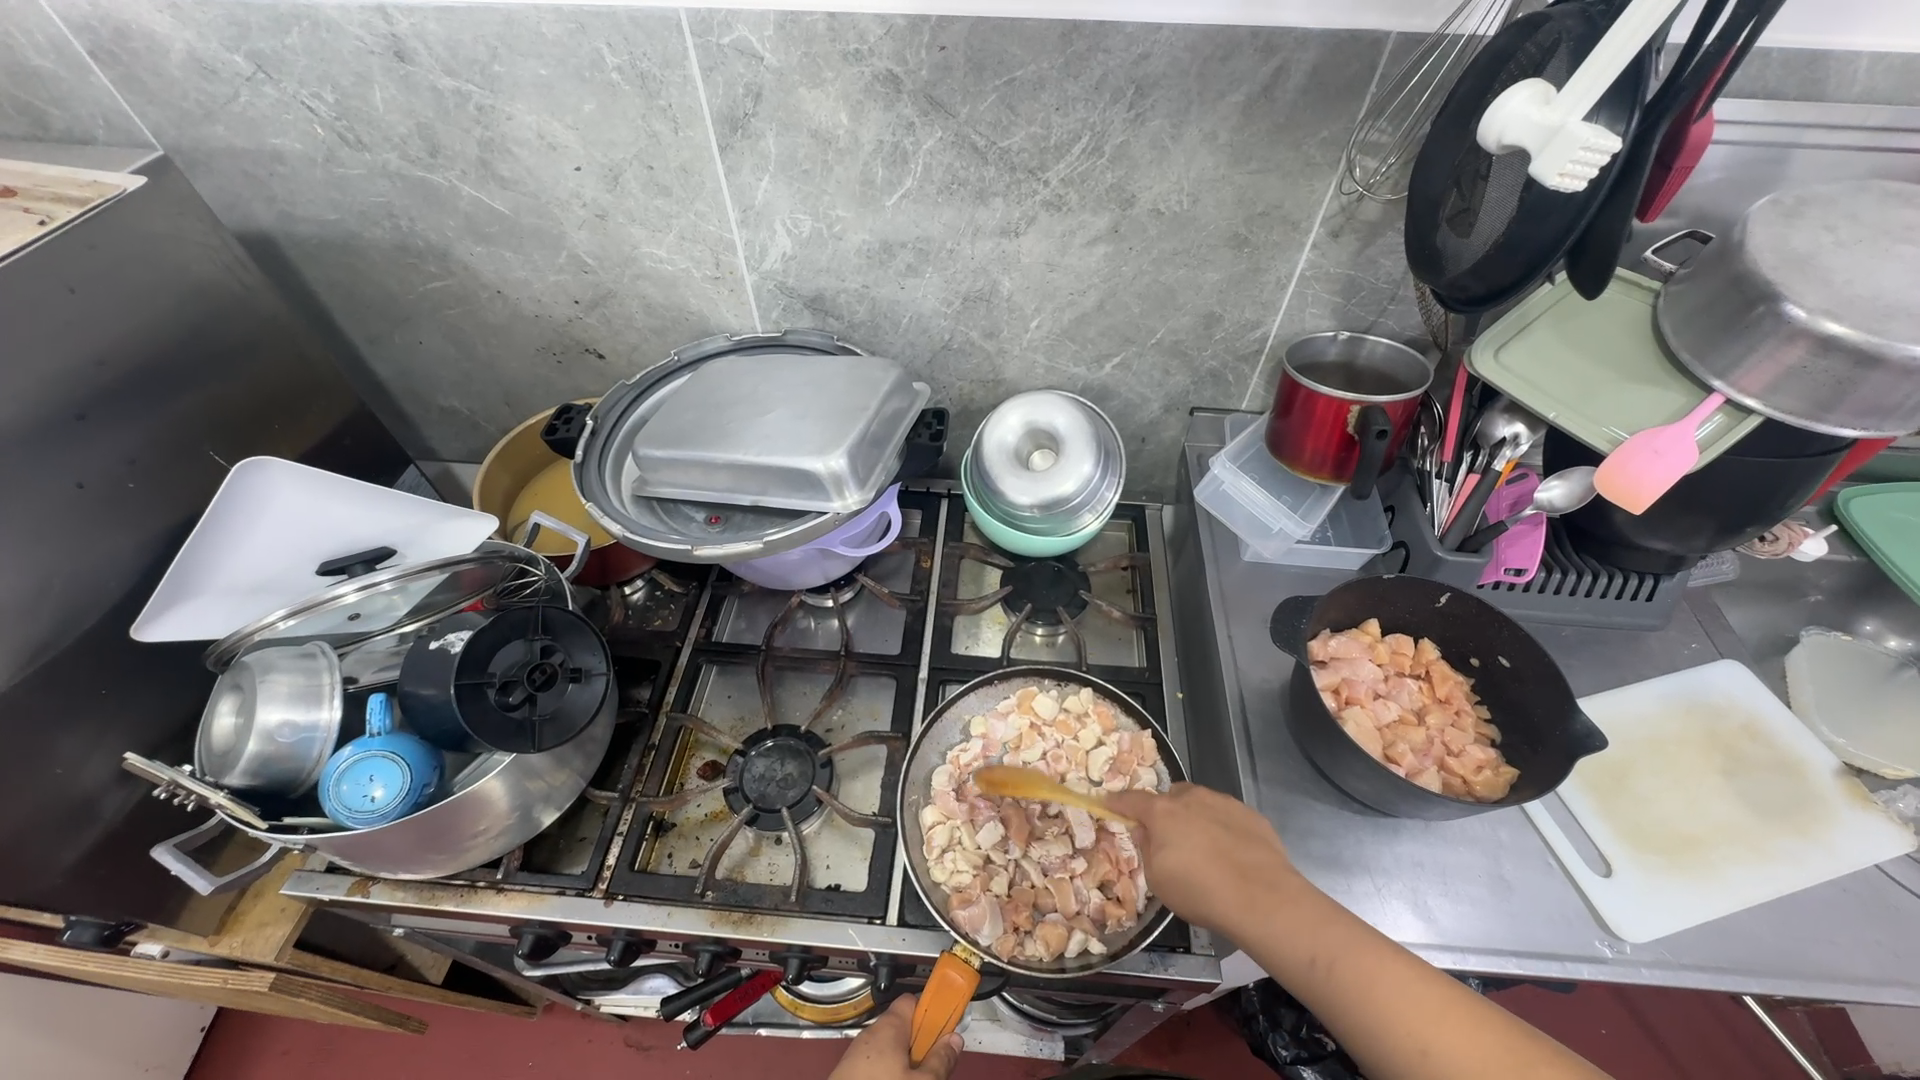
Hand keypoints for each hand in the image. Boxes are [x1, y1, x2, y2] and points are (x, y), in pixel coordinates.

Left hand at [827, 995, 962, 1079]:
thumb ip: (941, 1060)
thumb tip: (953, 1041)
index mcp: (889, 1027)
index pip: (915, 1000)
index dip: (934, 1011)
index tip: (948, 1024)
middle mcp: (870, 1034)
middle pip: (905, 1028)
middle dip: (921, 1045)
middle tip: (934, 1066)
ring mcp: (857, 1055)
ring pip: (890, 1050)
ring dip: (905, 1063)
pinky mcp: (849, 1074)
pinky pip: (876, 1065)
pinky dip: (888, 1073)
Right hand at [1106, 782, 1304, 935]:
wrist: (1263, 898)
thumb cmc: (1200, 891)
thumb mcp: (1158, 880)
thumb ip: (1147, 849)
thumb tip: (1145, 831)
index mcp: (1162, 812)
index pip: (1132, 800)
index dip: (1118, 803)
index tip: (1109, 804)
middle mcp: (1192, 798)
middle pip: (1170, 797)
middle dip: (1165, 812)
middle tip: (1169, 840)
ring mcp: (1224, 803)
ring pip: (1200, 803)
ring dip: (1195, 818)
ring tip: (1205, 850)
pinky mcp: (1251, 815)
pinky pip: (1227, 816)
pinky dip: (1223, 828)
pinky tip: (1231, 855)